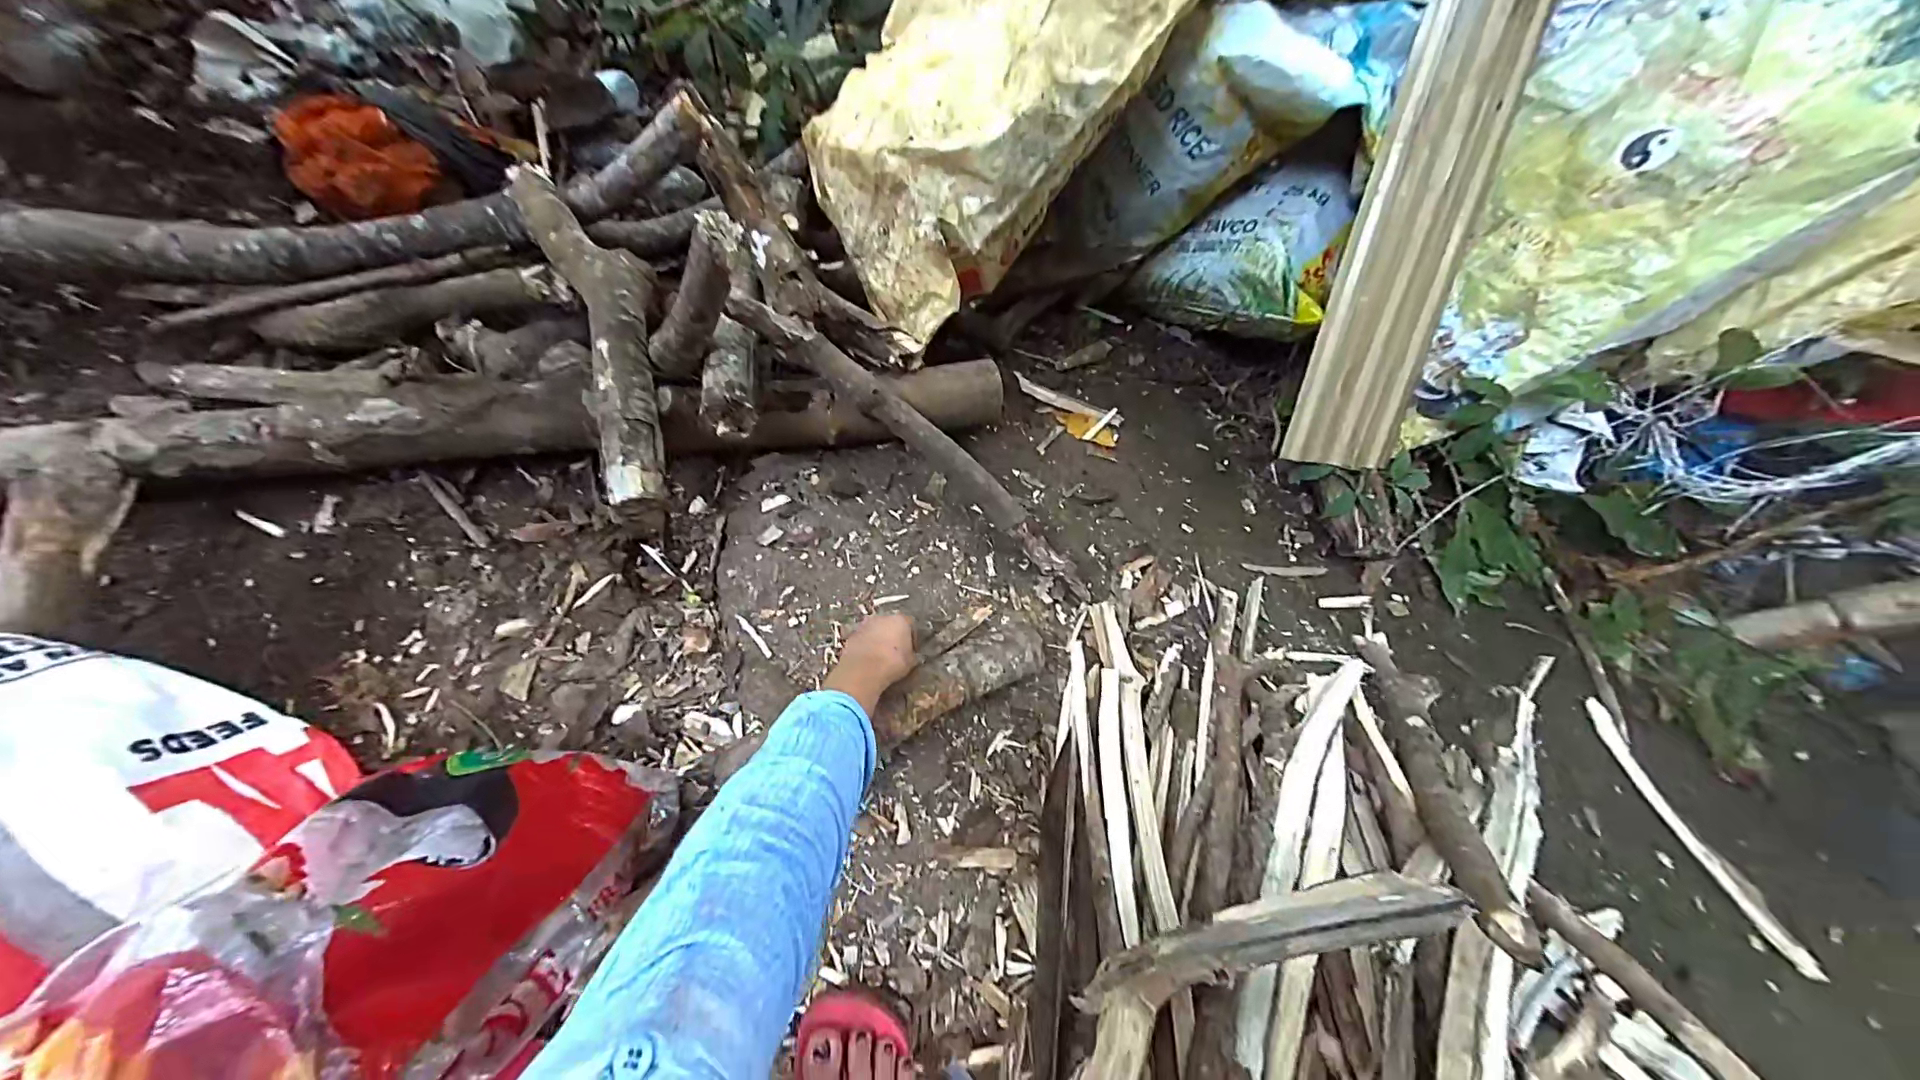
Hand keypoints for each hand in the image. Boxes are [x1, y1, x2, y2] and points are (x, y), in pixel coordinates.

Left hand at [822, 614, 914, 715]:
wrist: (863, 670)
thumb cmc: (893, 663)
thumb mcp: (911, 662)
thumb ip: (912, 655)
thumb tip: (913, 656)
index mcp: (900, 620)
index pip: (910, 626)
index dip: (912, 639)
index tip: (912, 651)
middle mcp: (882, 617)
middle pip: (891, 625)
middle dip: (893, 637)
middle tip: (896, 653)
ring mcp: (864, 625)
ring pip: (875, 631)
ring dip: (878, 640)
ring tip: (881, 657)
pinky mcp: (851, 635)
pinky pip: (863, 640)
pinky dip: (866, 646)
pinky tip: (868, 660)